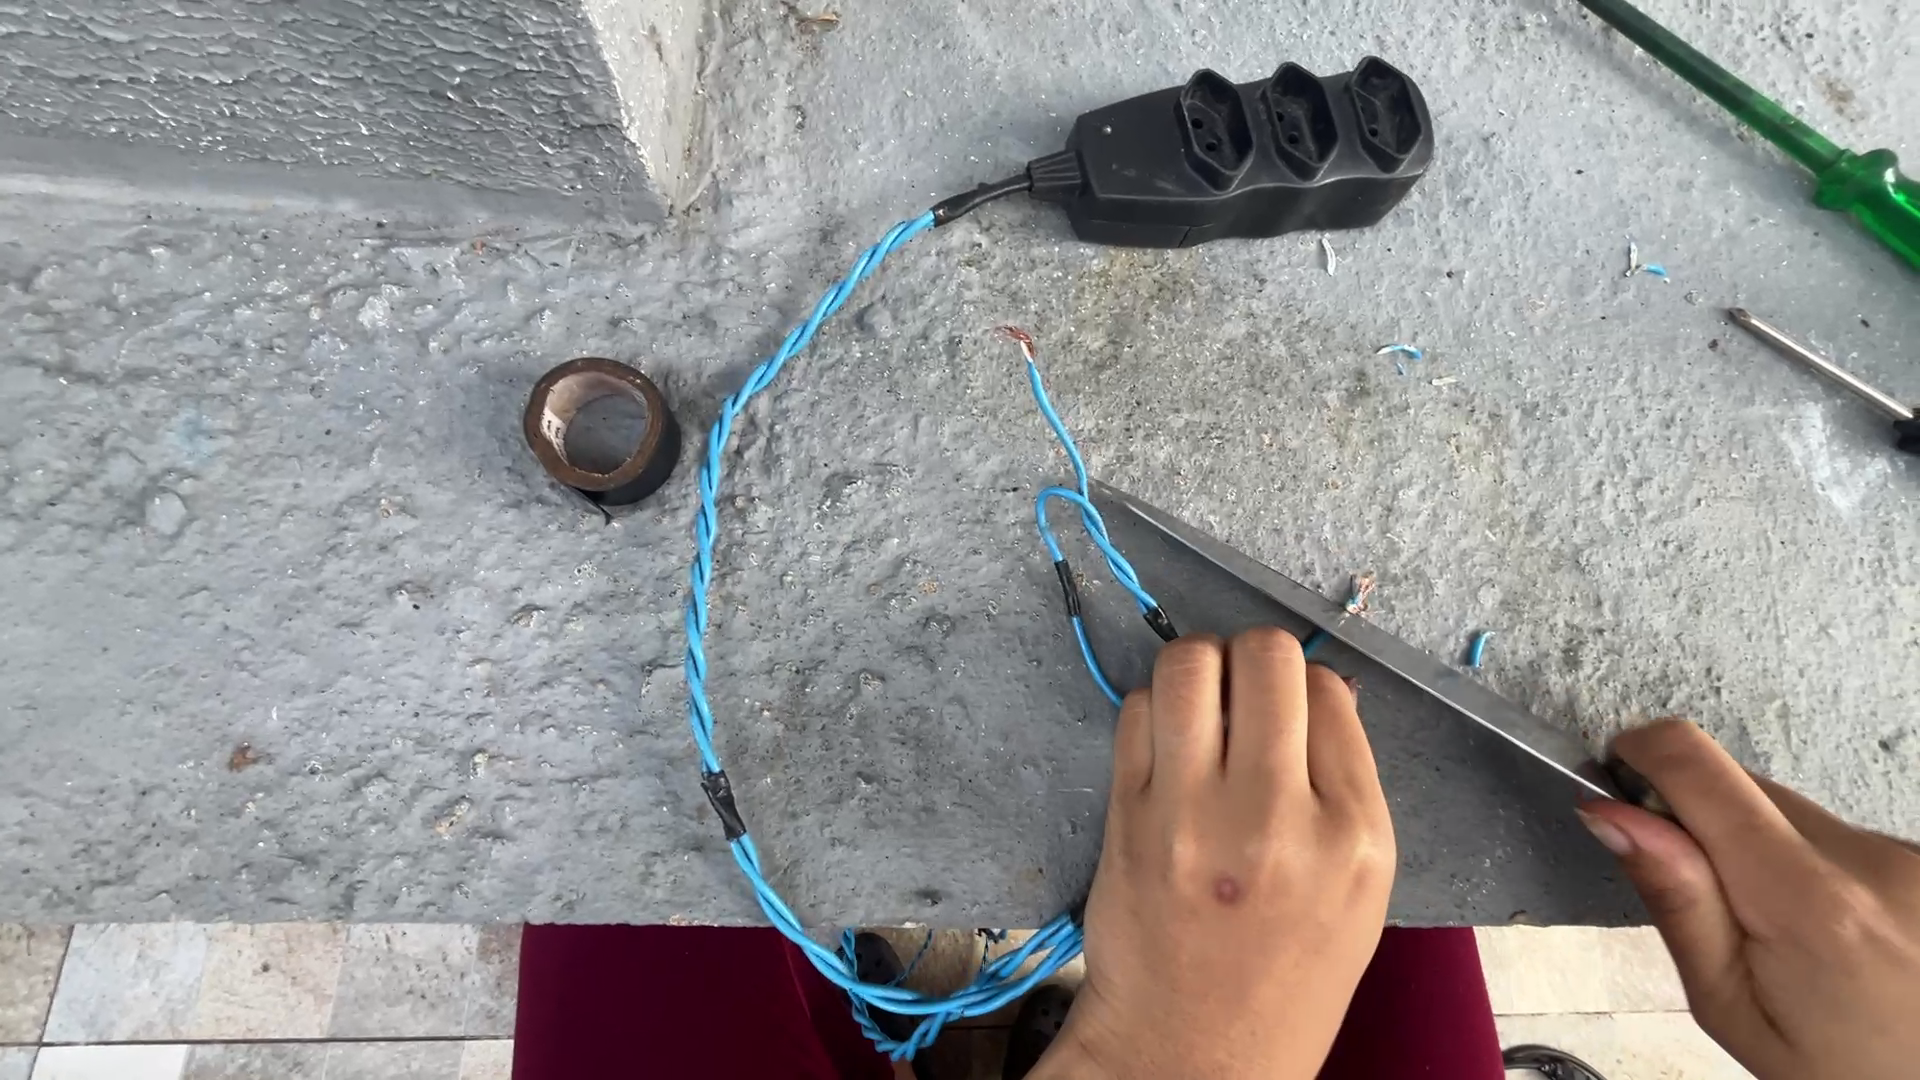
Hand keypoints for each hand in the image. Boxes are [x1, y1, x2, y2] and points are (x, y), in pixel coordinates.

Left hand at [1033, 628, 1395, 1079]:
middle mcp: (1276, 814)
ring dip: (1195, 665)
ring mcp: (1191, 809)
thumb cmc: (1288, 969)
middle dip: (1250, 654)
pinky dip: (1153, 707)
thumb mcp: (1358, 885)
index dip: (1303, 684)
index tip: (1284, 708)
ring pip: (1188, 663)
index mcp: (1356, 835)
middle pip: (1262, 654)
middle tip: (1238, 688)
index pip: (1329, 689)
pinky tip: (1164, 745)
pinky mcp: (1126, 809)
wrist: (1192, 1049)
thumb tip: (1320, 684)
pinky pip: (1137, 707)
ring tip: (1199, 704)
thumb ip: (1345, 778)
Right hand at [1580, 719, 1919, 1079]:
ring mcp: (1913, 857)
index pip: (1695, 763)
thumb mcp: (1730, 1006)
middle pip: (1735, 785)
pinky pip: (1833, 832)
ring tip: (1787, 928)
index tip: (1618, 790)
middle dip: (1697, 822)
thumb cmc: (1844, 1069)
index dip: (1638, 754)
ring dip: (1756, 844)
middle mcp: (1871, 859)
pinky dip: (1810, 864)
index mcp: (1806, 899)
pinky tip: (1836, 929)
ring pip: (1783, 808)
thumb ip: (1675, 902)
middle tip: (1715, 903)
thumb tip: (1609, 813)